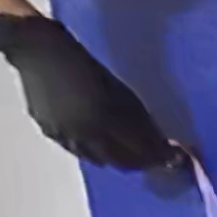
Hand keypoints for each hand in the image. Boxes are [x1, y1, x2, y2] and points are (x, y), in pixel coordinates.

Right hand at [0, 16, 178, 170]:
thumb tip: (164, 148)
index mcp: (107, 122)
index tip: (176, 158)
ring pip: (101, 162)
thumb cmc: (91, 72)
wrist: (40, 52)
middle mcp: (86, 134)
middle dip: (143, 163)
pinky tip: (103, 145)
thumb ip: (145, 125)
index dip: (163, 158)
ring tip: (130, 152)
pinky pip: (80, 152)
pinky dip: (96, 152)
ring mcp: (65, 136)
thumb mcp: (127, 98)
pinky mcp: (49, 132)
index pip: (144, 153)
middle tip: (155, 158)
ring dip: (120, 160)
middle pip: (124, 163)